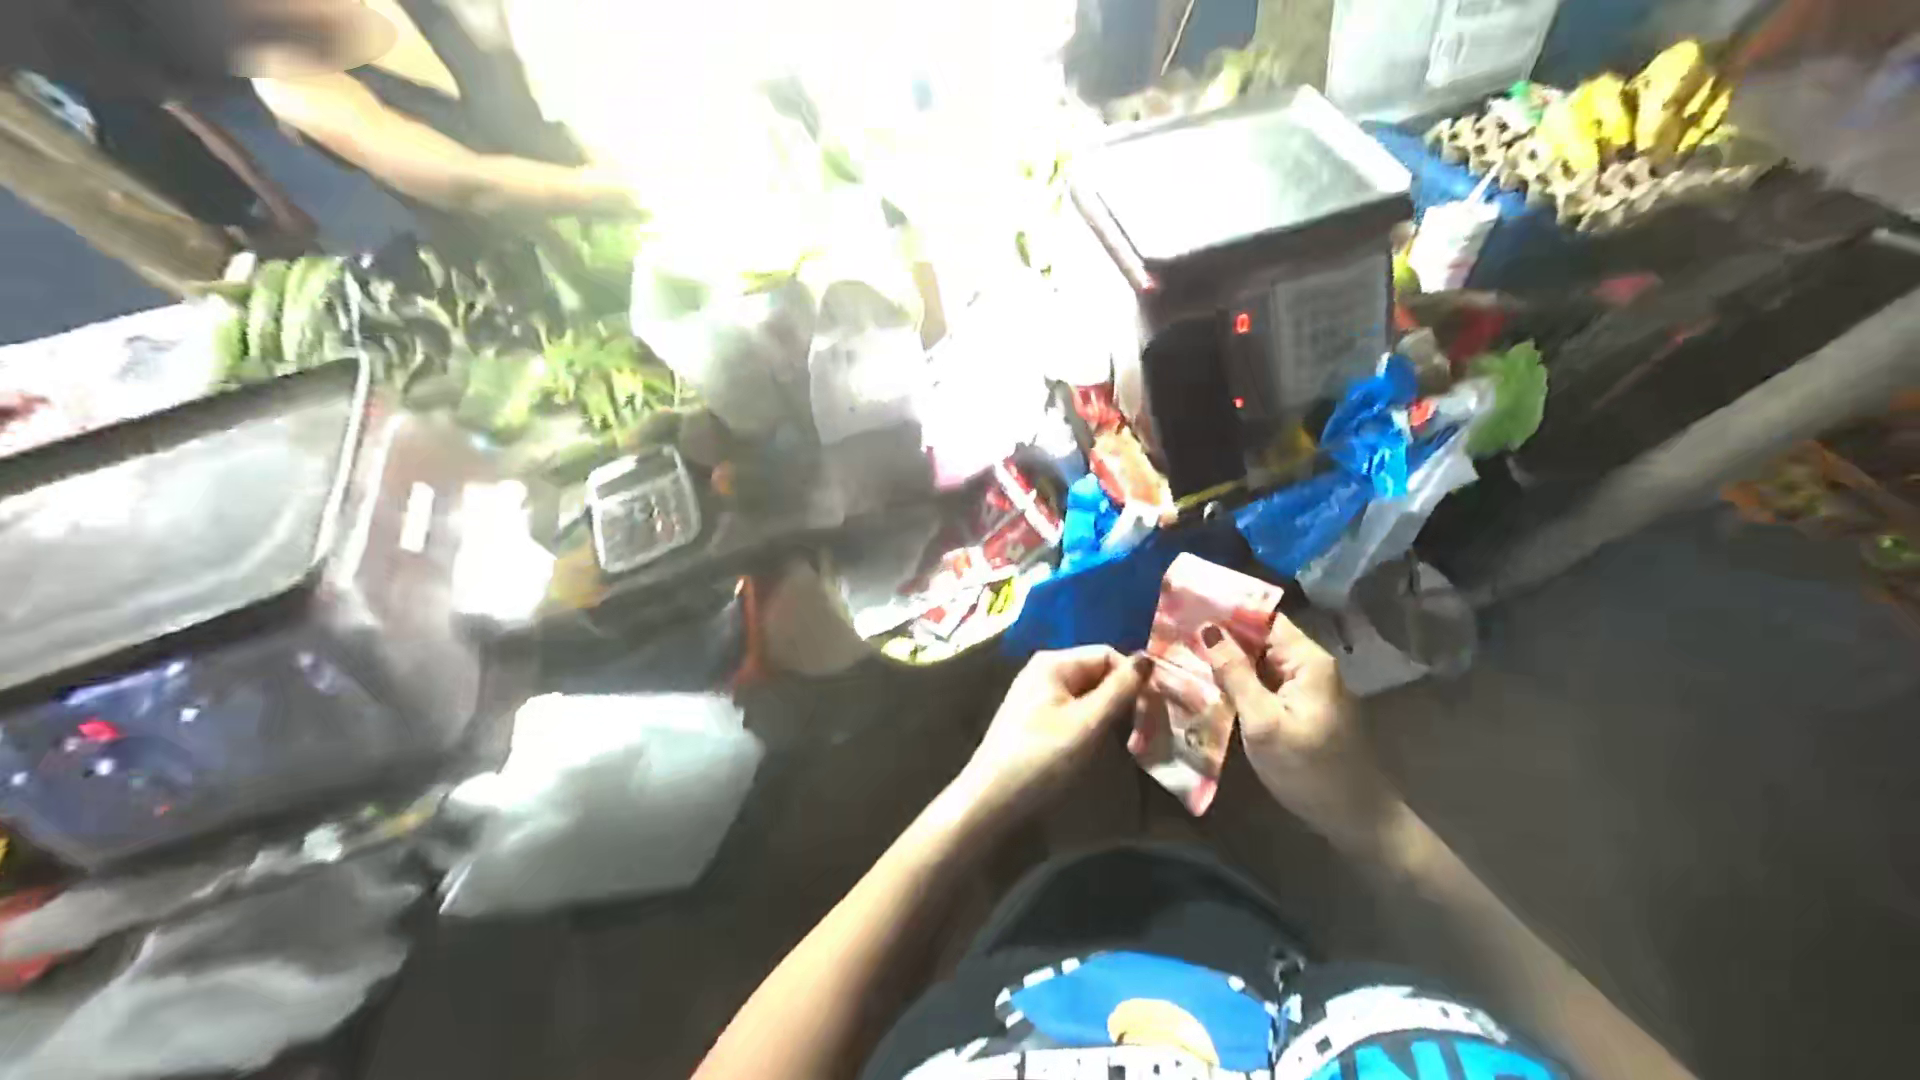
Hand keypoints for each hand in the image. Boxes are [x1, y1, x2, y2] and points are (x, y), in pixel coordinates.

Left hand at [952, 647, 1148, 824]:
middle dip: (1129, 701)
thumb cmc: (1040, 759)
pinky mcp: (1040, 725)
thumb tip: (1149, 659)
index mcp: (1053, 663)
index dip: (1136, 681)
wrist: (992, 805)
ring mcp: (1041, 699)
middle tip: (1153, 734)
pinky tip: (1110, 752)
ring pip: (1093, 699)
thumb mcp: (1086, 723)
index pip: (1110, 656)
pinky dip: (1099, 729)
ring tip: (1138, 747)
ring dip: (1117, 719)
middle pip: (1101, 677)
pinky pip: (1079, 716)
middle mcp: (1046, 674)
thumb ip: (1120, 690)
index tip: (1159, 714)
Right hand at [1196, 616, 1394, 843]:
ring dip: (1225, 659)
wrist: (1356, 819)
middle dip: (1219, 635)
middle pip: (1259, 637)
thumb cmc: (1308, 769)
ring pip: (1258, 660)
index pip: (1263, 618)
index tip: (1186, 608)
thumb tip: (1208, 629)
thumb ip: (1235, 673)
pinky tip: (1207, 684)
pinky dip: (1237, 680)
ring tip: (1181, 655)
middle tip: (1174, 634)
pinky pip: (1263, 682)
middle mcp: (1309, 665)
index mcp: (1307, 660)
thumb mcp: (1263, 722)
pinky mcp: (1299, 707)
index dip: (1227, 611)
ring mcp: (1305, 687)